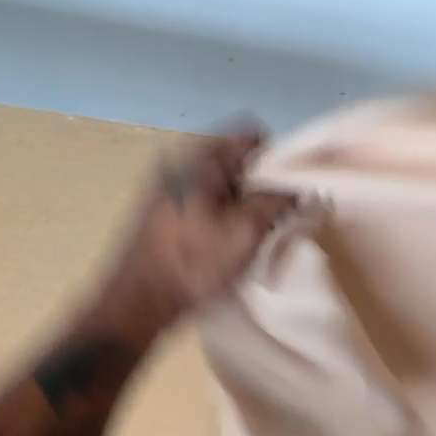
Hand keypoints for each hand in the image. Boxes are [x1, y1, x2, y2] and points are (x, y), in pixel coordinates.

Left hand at [105, 127, 297, 320]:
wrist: (140, 299)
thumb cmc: (194, 263)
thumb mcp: (244, 232)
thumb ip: (273, 203)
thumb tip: (296, 188)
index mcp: (201, 159)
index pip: (249, 135)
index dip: (276, 157)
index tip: (292, 187)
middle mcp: (181, 164)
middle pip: (234, 161)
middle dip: (260, 184)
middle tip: (278, 215)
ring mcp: (168, 188)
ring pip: (219, 185)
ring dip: (241, 204)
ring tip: (256, 234)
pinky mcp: (162, 213)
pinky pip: (204, 202)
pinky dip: (222, 216)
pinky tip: (228, 244)